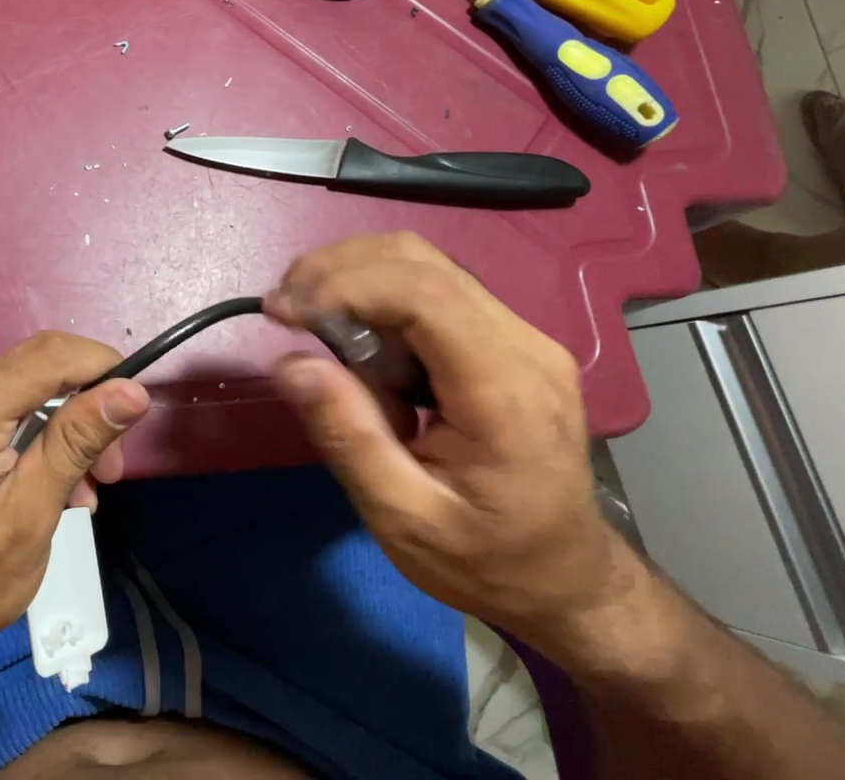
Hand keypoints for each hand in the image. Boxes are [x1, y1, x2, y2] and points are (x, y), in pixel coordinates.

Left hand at [0, 332, 150, 669]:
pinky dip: (24, 437)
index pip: (47, 355)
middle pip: (33, 373)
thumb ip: (76, 444)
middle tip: (107, 478)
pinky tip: (39, 482)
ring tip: (77, 495)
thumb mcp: (28, 519)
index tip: (136, 408)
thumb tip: (131, 390)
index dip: (102, 367)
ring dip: (56, 433)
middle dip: (81, 415)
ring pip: (17, 391)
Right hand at [264, 233, 633, 643]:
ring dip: (353, 280)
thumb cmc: (485, 562)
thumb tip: (290, 363)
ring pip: (423, 264)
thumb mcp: (403, 518)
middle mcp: (523, 345)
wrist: (564, 583)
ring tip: (309, 326)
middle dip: (337, 270)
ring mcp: (520, 337)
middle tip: (282, 311)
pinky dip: (375, 299)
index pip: (423, 294)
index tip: (280, 312)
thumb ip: (349, 438)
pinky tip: (353, 345)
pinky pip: (430, 291)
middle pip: (420, 261)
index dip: (343, 285)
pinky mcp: (504, 340)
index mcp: (507, 392)